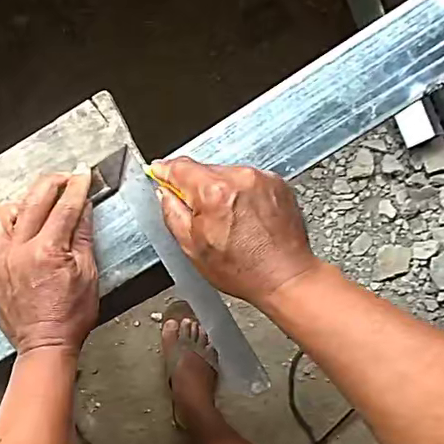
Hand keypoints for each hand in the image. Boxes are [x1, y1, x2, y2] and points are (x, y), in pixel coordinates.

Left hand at [0, 171, 99, 356]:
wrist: (46, 345)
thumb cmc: (68, 318)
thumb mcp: (88, 274)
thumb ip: (83, 238)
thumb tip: (82, 210)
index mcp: (48, 250)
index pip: (64, 206)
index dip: (75, 186)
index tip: (81, 175)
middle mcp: (19, 251)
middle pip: (32, 202)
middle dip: (50, 184)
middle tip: (62, 180)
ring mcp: (1, 263)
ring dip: (15, 207)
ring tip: (29, 208)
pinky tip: (3, 240)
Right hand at [150, 157, 320, 305]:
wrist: (285, 276)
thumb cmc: (243, 270)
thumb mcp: (192, 247)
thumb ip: (172, 213)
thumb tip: (164, 194)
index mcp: (214, 192)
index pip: (179, 167)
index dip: (164, 171)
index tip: (158, 172)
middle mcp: (239, 177)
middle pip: (204, 170)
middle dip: (196, 189)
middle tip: (199, 218)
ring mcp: (261, 178)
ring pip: (226, 175)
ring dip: (220, 192)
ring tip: (227, 224)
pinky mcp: (277, 183)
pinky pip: (246, 181)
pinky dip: (240, 195)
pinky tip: (244, 220)